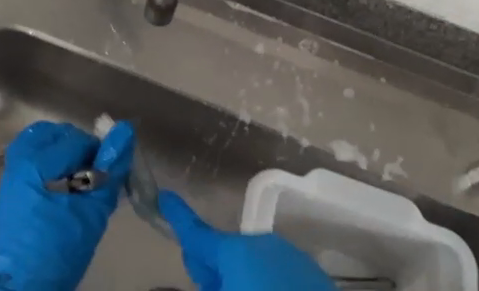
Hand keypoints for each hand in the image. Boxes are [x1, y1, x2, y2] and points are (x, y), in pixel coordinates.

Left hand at [0, 120, 135, 290]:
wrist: (21, 284)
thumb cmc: (60, 249)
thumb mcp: (93, 213)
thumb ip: (110, 170)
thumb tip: (126, 131)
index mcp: (39, 162)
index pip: (78, 140)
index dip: (98, 155)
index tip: (104, 177)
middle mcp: (22, 156)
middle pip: (60, 134)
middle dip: (79, 149)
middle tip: (90, 178)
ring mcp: (12, 166)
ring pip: (45, 139)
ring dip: (64, 150)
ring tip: (74, 178)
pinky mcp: (9, 178)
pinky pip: (32, 151)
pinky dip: (49, 157)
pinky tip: (58, 181)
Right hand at [158, 190, 336, 290]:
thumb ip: (203, 282)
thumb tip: (177, 278)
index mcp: (235, 252)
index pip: (197, 233)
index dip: (178, 216)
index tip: (165, 196)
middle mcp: (262, 244)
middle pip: (224, 252)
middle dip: (213, 270)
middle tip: (211, 289)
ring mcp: (291, 256)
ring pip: (251, 262)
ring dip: (240, 278)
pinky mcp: (313, 275)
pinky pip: (277, 272)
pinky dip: (266, 284)